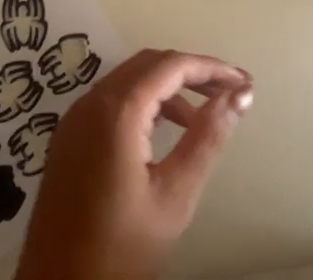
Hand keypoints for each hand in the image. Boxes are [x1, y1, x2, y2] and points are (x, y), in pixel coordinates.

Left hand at [15, 50, 252, 279]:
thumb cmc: (121, 247)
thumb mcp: (175, 195)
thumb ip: (207, 138)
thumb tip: (239, 96)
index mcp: (116, 111)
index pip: (170, 65)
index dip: (210, 67)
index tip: (244, 83)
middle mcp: (90, 102)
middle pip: (147, 64)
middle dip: (191, 72)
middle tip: (230, 92)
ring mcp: (74, 118)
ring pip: (127, 80)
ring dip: (167, 87)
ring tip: (204, 115)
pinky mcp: (68, 136)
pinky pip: (110, 100)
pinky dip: (142, 101)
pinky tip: (164, 130)